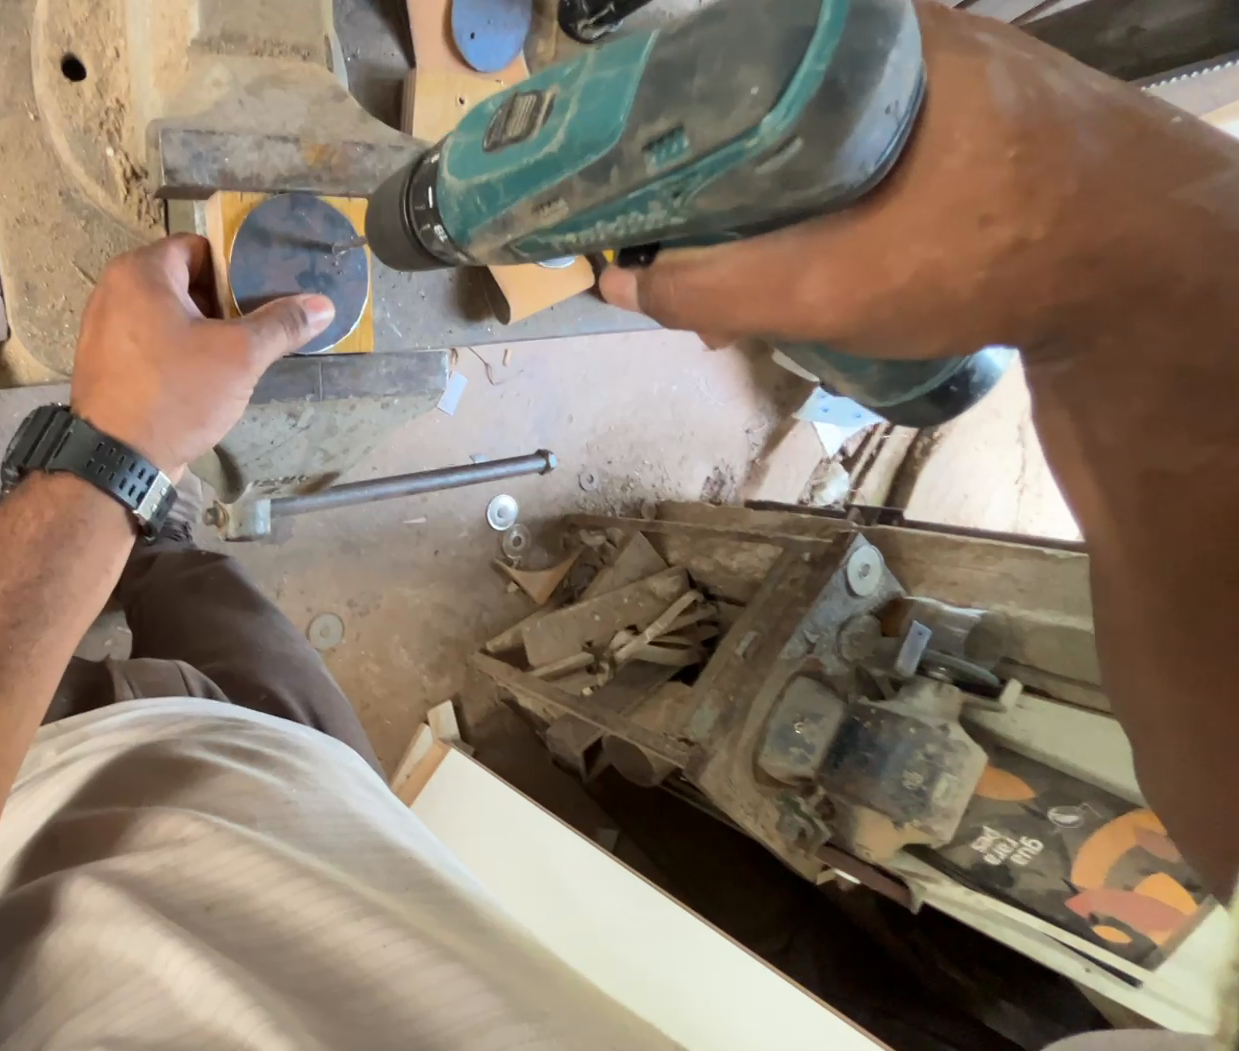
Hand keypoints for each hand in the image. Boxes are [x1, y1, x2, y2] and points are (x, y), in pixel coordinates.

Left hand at [70, 234, 334, 474]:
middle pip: (182, 282)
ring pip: (166, 317)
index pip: (198, 248)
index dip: (233, 270)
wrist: (118, 462)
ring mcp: (103, 331)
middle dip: (219, 306)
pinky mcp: (104, 366)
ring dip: (200, 334)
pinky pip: (148, 346)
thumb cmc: (176, 395)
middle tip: (250, 334)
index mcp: (140, 272)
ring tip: (230, 361)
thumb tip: (323, 305)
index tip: (258, 300)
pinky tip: (199, 384)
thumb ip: (281, 325)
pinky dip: (175, 356)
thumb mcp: (240, 357)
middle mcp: (113, 291)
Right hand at [598, 3, 1238, 359]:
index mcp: (864, 43)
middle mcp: (891, 40)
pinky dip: (799, 207)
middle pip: (747, 115)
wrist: (1154, 271)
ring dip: (748, 213)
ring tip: (728, 282)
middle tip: (674, 262)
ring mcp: (923, 74)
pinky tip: (792, 261)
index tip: (622, 196)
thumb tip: (616, 285)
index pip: (715, 73)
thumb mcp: (827, 288)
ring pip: (790, 142)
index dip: (654, 137)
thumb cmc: (992, 260)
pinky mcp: (945, 114)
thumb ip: (709, 290)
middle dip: (699, 197)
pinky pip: (836, 154)